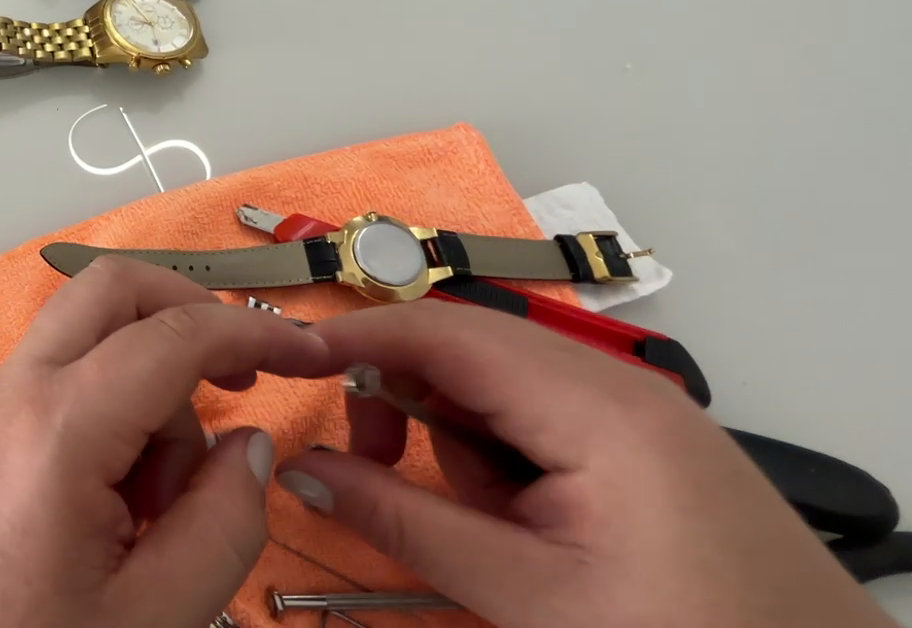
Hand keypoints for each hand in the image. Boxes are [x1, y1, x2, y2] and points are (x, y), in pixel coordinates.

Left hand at [0, 257, 332, 627]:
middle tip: (240, 383)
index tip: (312, 352)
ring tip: (156, 511)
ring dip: (150, 388)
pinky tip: (119, 500)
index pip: (173, 334)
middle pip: (112, 289)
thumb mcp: (149, 618)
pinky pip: (67, 377)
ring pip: (94, 335)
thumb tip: (251, 447)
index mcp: (60, 424)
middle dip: (188, 315)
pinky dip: (113, 406)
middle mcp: (21, 386)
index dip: (255, 331)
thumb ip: (221, 526)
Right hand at [276, 300, 894, 627]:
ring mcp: (634, 404)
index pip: (442, 333)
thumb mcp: (530, 597)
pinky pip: (530, 405)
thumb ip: (402, 521)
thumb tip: (301, 468)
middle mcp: (614, 382)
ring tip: (476, 514)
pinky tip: (517, 509)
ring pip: (491, 374)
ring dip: (450, 427)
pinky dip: (494, 445)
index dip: (356, 336)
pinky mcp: (641, 433)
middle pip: (461, 342)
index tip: (289, 361)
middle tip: (371, 458)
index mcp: (595, 407)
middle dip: (399, 387)